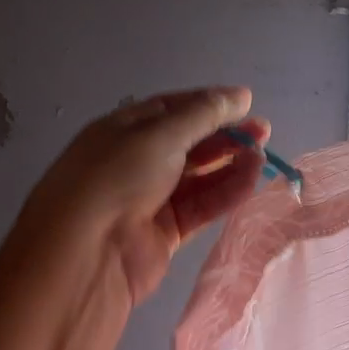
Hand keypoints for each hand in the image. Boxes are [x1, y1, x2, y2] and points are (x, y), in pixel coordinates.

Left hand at [5, 86, 267, 306]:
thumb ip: (204, 115)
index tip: (246, 102)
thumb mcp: (160, 134)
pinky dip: (226, 193)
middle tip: (263, 132)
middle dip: (225, 135)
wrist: (84, 254)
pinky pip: (201, 206)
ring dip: (230, 164)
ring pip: (198, 176)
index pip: (171, 109)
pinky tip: (252, 180)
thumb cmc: (116, 178)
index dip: (209, 104)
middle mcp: (134, 162)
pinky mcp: (164, 233)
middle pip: (188, 143)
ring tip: (262, 156)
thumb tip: (241, 95)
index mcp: (122, 130)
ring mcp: (149, 199)